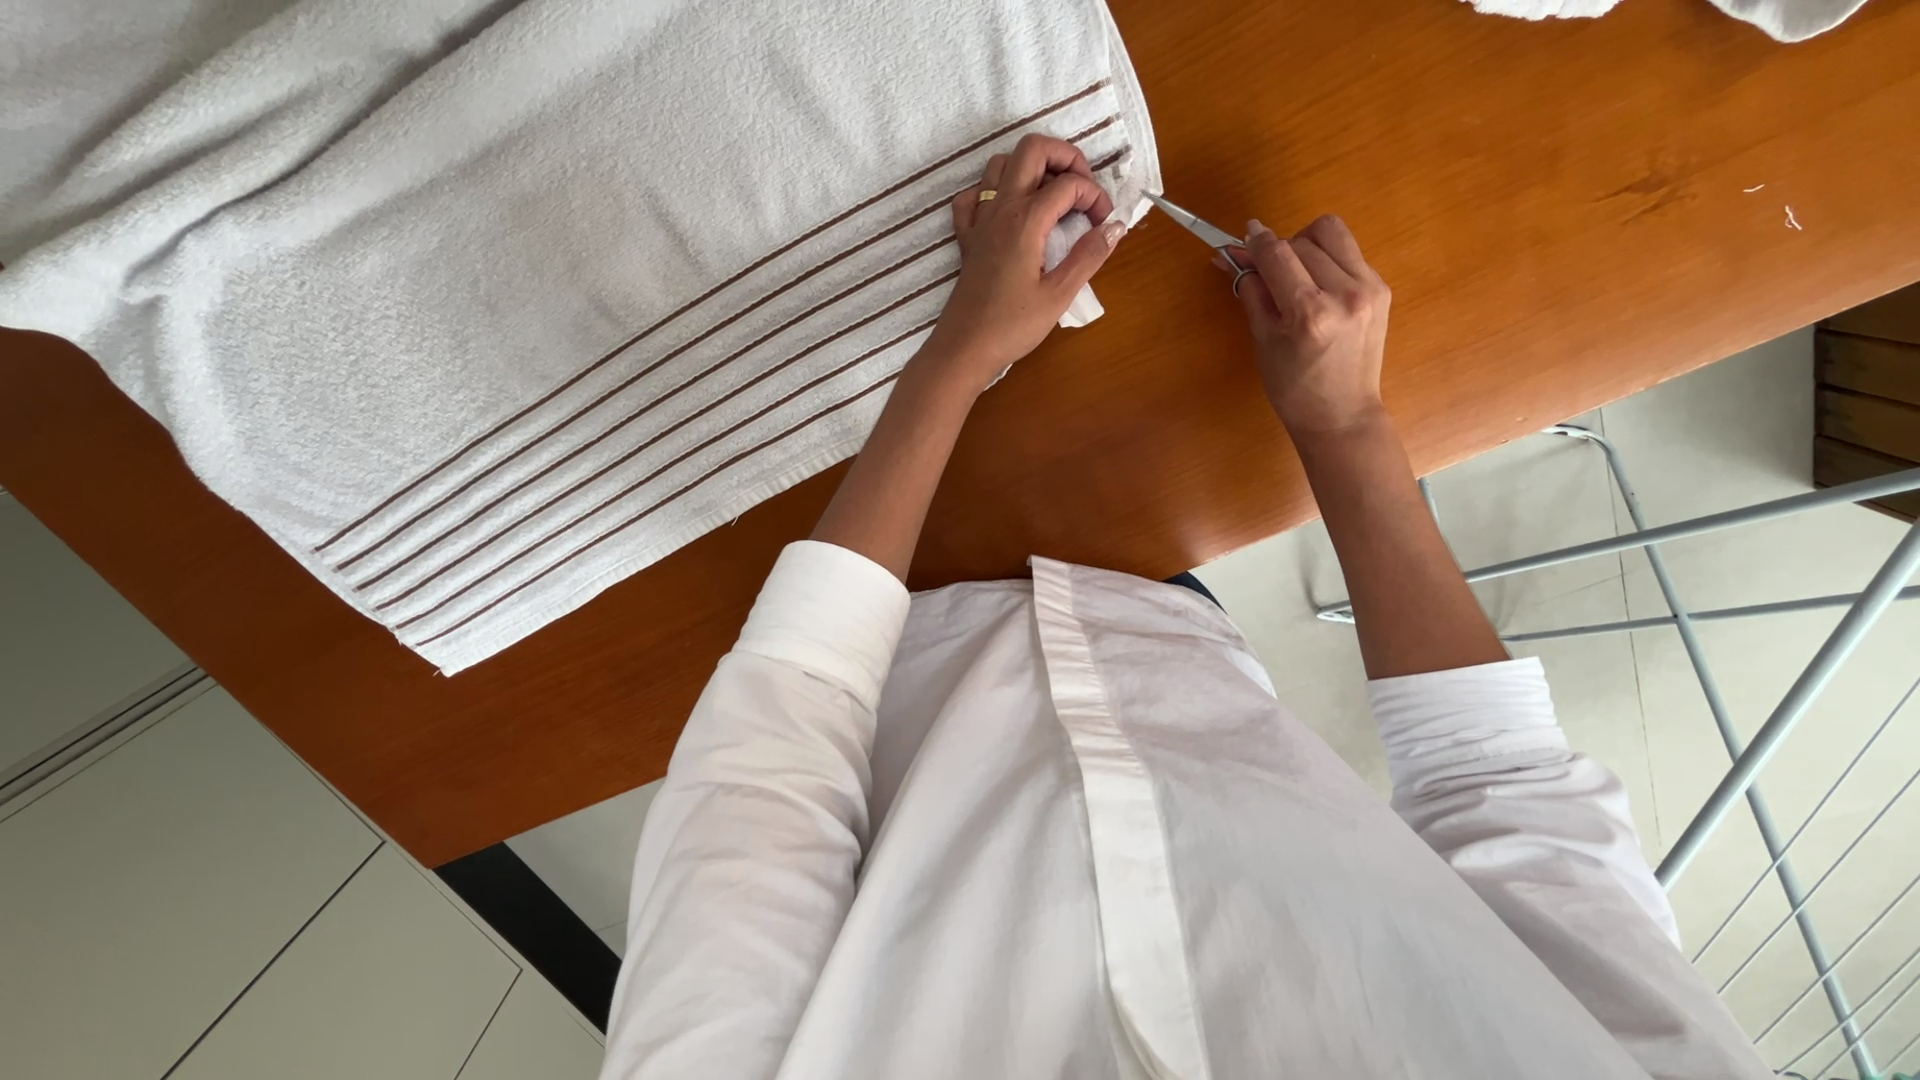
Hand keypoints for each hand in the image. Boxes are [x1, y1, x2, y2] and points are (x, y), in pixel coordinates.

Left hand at [921, 133, 1127, 393]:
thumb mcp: (1059, 295)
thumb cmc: (1011, 327)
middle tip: (1082, 187)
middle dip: (1064, 156)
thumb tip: (1115, 227)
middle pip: (1031, 149)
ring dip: (1030, 168)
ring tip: (1052, 196)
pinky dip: (992, 192)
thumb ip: (1089, 256)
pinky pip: (973, 197)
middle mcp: (999, 210)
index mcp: (1025, 221)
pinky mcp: (967, 239)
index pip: (1068, 184)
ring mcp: (979, 222)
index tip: (1105, 223)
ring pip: (1000, 165)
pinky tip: (1009, 211)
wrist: (965, 349)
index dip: (1095, 196)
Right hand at [1227, 214, 1391, 439]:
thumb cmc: (1293, 388)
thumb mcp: (1263, 342)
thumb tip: (1236, 258)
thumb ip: (1252, 293)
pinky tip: (1318, 284)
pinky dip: (1327, 259)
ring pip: (1331, 234)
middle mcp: (1345, 294)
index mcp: (1309, 313)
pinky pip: (1349, 253)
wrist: (1341, 413)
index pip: (1278, 256)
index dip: (1257, 241)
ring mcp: (1369, 289)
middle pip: (1303, 241)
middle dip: (1279, 250)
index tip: (1245, 234)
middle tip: (1266, 270)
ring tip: (1296, 270)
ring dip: (1306, 244)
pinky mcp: (1382, 288)